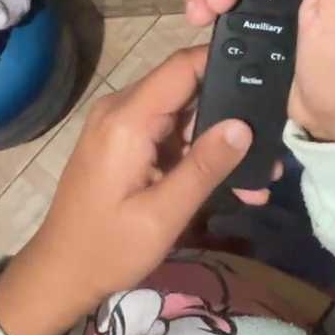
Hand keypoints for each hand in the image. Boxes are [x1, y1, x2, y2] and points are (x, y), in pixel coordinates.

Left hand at [0, 47, 251, 334]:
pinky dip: (196, 154)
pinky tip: (231, 182)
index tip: (267, 74)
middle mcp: (120, 110)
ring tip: (260, 173)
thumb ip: (204, 167)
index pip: (183, 66)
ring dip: (217, 140)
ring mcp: (119, 125)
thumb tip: (244, 125)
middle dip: (230, 111)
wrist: (60, 273)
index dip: (224, 61)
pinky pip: (167, 135)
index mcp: (127, 119)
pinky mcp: (122, 143)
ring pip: (182, 114)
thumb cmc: (108, 247)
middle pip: (186, 88)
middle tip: (273, 139)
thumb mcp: (163, 215)